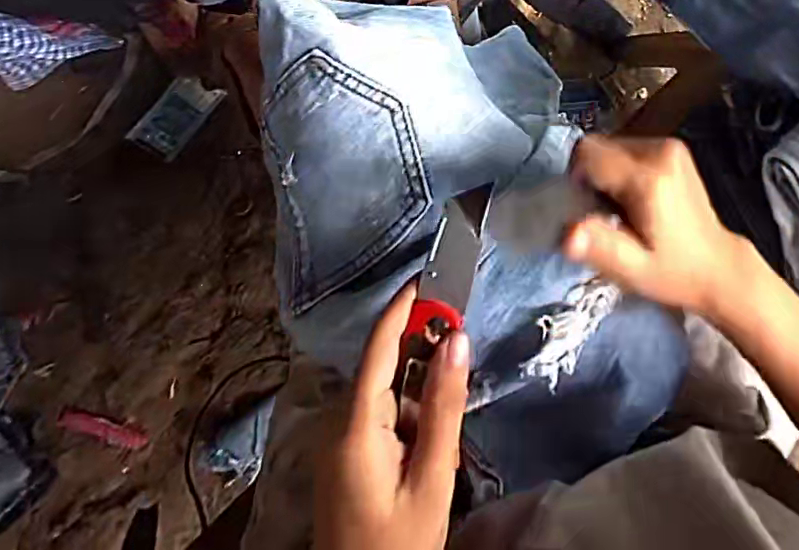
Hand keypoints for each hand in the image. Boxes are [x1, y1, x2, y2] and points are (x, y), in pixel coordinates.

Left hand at [314, 282, 470, 549]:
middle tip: (460, 337)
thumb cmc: (400, 543)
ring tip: (452, 396)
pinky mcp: (347, 454)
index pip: (378, 346)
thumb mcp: (432, 476)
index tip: (432, 275)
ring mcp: (339, 439)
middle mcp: (338, 423)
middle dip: (421, 344)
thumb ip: (444, 405)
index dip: (403, 306)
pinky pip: (381, 410)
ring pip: (385, 387)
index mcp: (354, 425)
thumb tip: (457, 337)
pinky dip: (409, 405)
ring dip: (420, 381)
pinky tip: (431, 430)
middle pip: (382, 363)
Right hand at [561, 135, 751, 319]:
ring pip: (611, 146)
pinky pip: (627, 148)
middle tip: (606, 213)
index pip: (588, 154)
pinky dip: (622, 169)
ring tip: (623, 208)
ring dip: (607, 173)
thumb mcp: (633, 270)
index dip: (577, 179)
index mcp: (649, 178)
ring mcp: (669, 146)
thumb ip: (600, 247)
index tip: (587, 208)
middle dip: (592, 177)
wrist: (719, 265)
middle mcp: (660, 151)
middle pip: (598, 147)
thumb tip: (568, 233)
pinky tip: (636, 198)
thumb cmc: (674, 272)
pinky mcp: (673, 148)